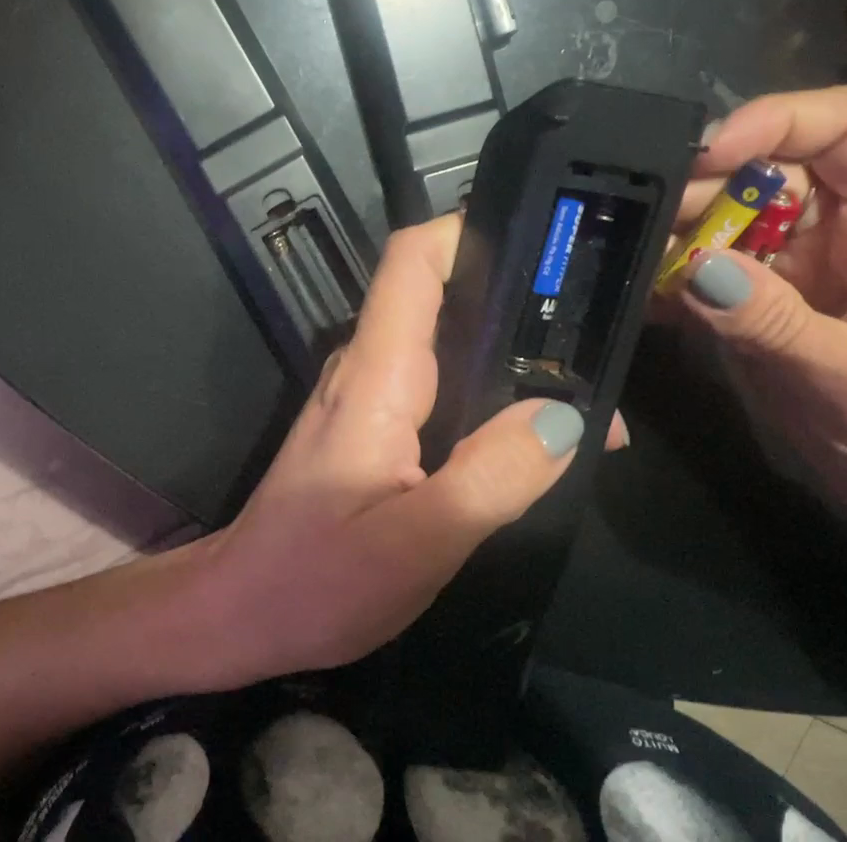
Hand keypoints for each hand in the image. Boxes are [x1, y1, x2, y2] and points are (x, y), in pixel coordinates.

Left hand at [195, 216, 624, 683]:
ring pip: (448, 348)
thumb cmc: (314, 583)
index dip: (473, 233)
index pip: (413, 262)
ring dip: (515, 360)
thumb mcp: (416, 544)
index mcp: (376, 377)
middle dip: (522, 305)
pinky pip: (440, 392)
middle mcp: (368, 370)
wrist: (242, 612)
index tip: (549, 245)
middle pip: (444, 298)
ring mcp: (367, 400)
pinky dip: (490, 401)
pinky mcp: (372, 431)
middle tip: (605, 337)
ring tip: (593, 394)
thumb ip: (490, 479)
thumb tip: (566, 416)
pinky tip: (536, 438)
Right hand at [670, 87, 846, 578]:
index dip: (774, 122)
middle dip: (706, 188)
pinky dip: (674, 285)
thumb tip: (694, 268)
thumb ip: (782, 327)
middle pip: (773, 172)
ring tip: (625, 261)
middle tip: (640, 224)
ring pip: (732, 223)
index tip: (703, 158)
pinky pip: (715, 280)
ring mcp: (811, 277)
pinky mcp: (775, 317)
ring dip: (678, 237)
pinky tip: (636, 298)